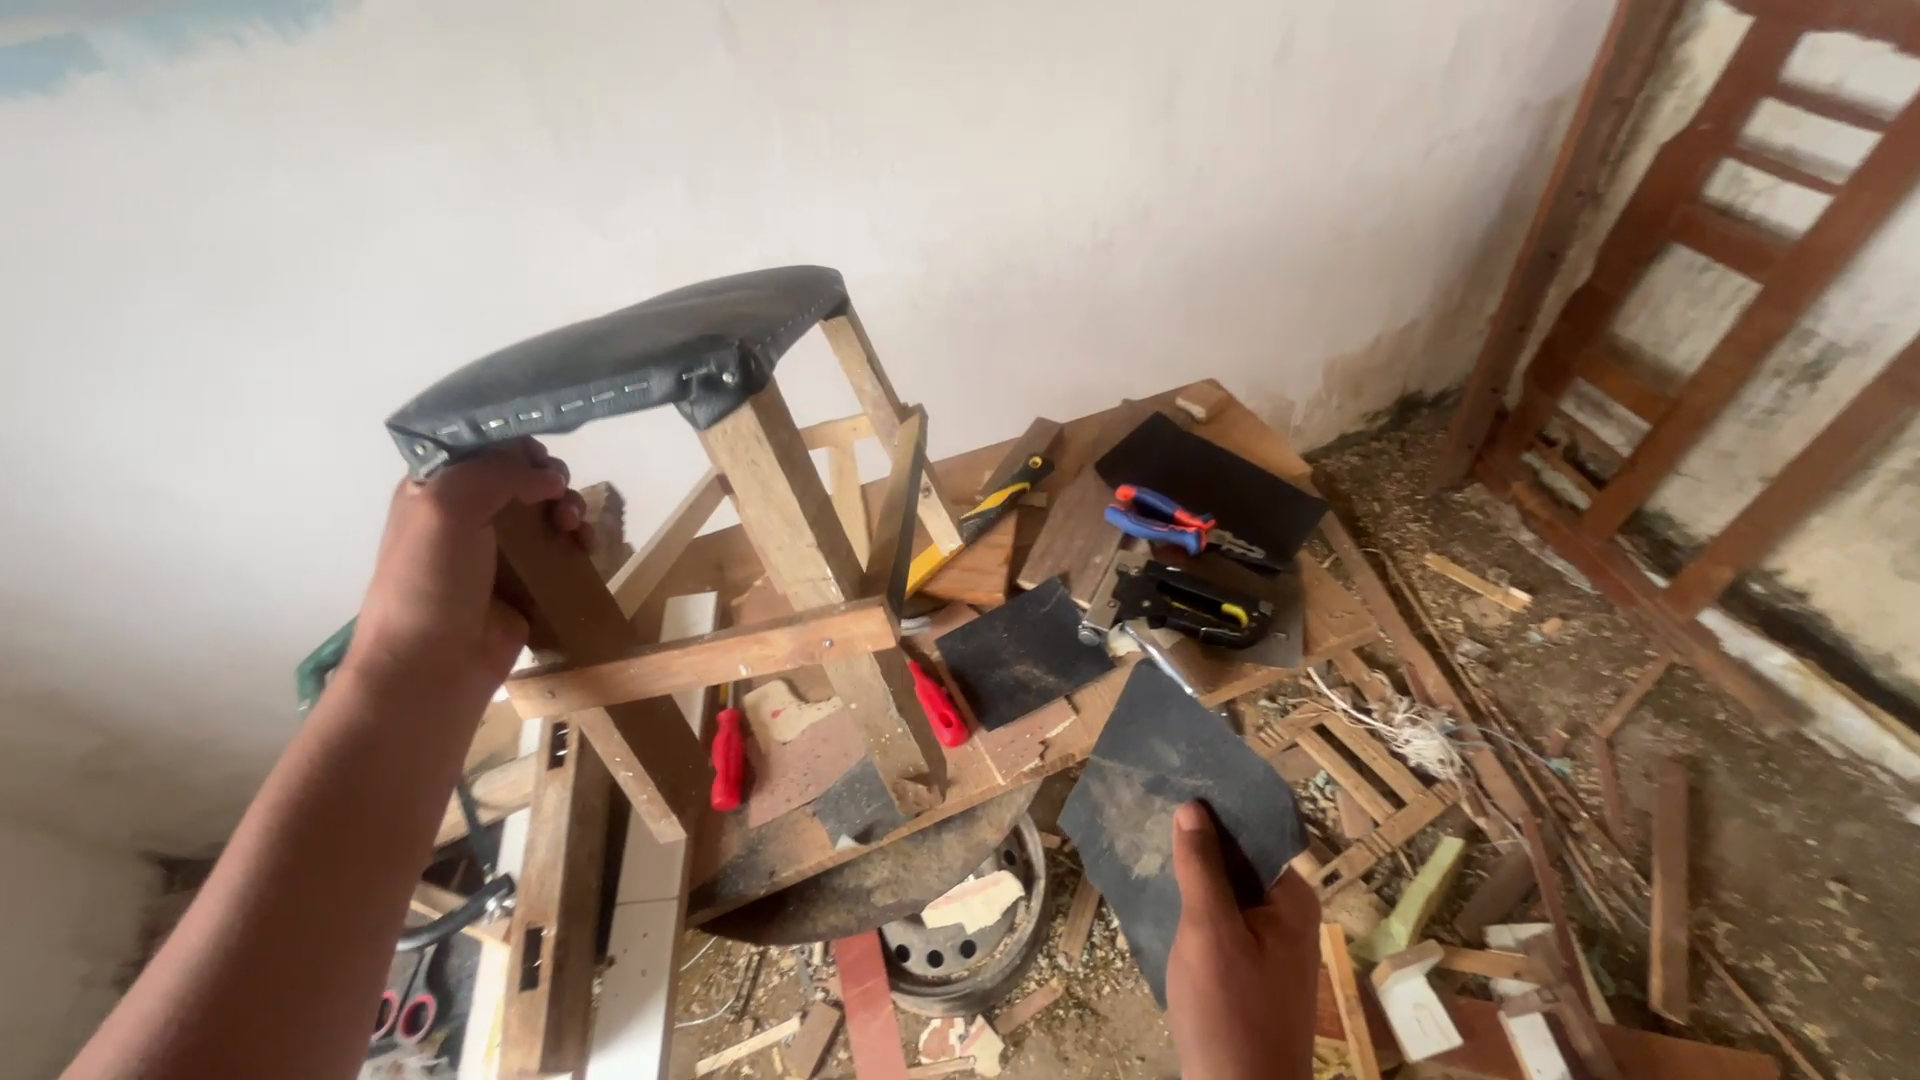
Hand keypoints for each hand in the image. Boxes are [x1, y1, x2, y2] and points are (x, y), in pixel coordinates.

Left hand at [347, 438, 590, 695]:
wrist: (433, 663)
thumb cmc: (430, 581)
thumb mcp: (448, 507)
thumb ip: (498, 474)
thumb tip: (551, 478)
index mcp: (435, 487)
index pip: (482, 446)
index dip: (516, 447)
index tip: (538, 462)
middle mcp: (468, 511)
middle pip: (524, 475)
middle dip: (551, 480)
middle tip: (558, 501)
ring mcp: (500, 547)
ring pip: (548, 508)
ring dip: (571, 508)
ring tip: (574, 529)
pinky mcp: (528, 578)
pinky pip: (562, 547)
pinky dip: (580, 540)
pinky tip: (587, 549)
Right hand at [1165, 801, 1321, 1079]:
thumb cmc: (1229, 1011)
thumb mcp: (1210, 932)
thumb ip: (1201, 867)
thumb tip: (1192, 807)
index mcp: (1292, 899)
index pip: (1257, 833)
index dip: (1220, 807)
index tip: (1180, 780)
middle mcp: (1288, 915)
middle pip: (1243, 858)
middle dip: (1203, 834)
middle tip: (1155, 802)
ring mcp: (1270, 943)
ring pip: (1229, 887)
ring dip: (1196, 866)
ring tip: (1152, 835)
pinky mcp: (1249, 965)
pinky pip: (1223, 915)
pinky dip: (1196, 898)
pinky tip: (1164, 887)